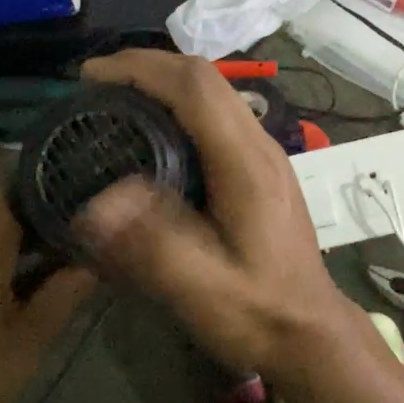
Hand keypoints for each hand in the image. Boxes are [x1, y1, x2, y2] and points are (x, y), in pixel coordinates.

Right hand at [74, 50, 367, 385]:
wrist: (313, 334)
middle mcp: (260, 145)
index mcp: (246, 162)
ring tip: (114, 102)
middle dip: (147, 67)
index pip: (196, 85)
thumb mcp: (203, 291)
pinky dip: (179, 106)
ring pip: (214, 93)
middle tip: (92, 86)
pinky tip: (151, 135)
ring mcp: (265, 154)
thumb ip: (154, 246)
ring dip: (164, 83)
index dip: (141, 67)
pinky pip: (217, 116)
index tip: (90, 76)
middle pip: (206, 77)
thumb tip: (98, 202)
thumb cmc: (260, 314)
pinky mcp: (261, 169)